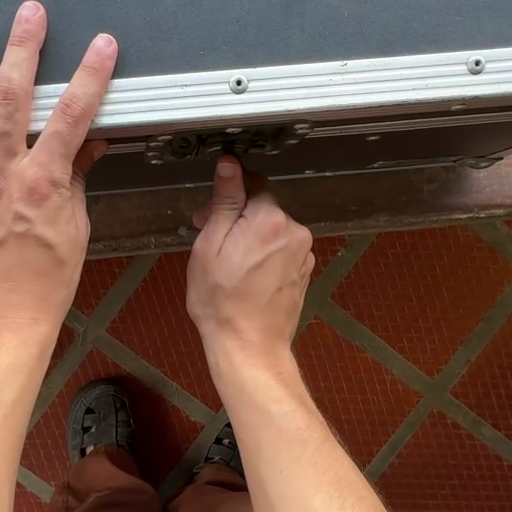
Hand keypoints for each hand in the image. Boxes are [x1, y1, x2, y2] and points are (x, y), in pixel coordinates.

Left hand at [0, 2, 117, 335]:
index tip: (101, 45)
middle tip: (28, 14)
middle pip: (12, 100)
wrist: (8, 315)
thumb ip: (77, 179)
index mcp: (44, 181)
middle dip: (22, 51)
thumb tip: (88, 146)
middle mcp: (3, 174)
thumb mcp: (77, 225)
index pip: (73, 116)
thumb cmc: (48, 277)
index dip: (89, 76)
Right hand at [185, 157, 314, 370]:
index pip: (251, 183)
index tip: (206, 216)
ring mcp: (304, 253)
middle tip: (211, 245)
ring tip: (228, 266)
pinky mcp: (305, 271)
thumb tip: (229, 165)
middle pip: (263, 208)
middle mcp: (295, 230)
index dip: (226, 198)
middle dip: (237, 219)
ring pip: (272, 231)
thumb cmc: (221, 301)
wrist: (249, 346)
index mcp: (270, 219)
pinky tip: (246, 278)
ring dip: (251, 239)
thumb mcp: (209, 246)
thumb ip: (224, 201)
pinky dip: (265, 257)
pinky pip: (282, 251)